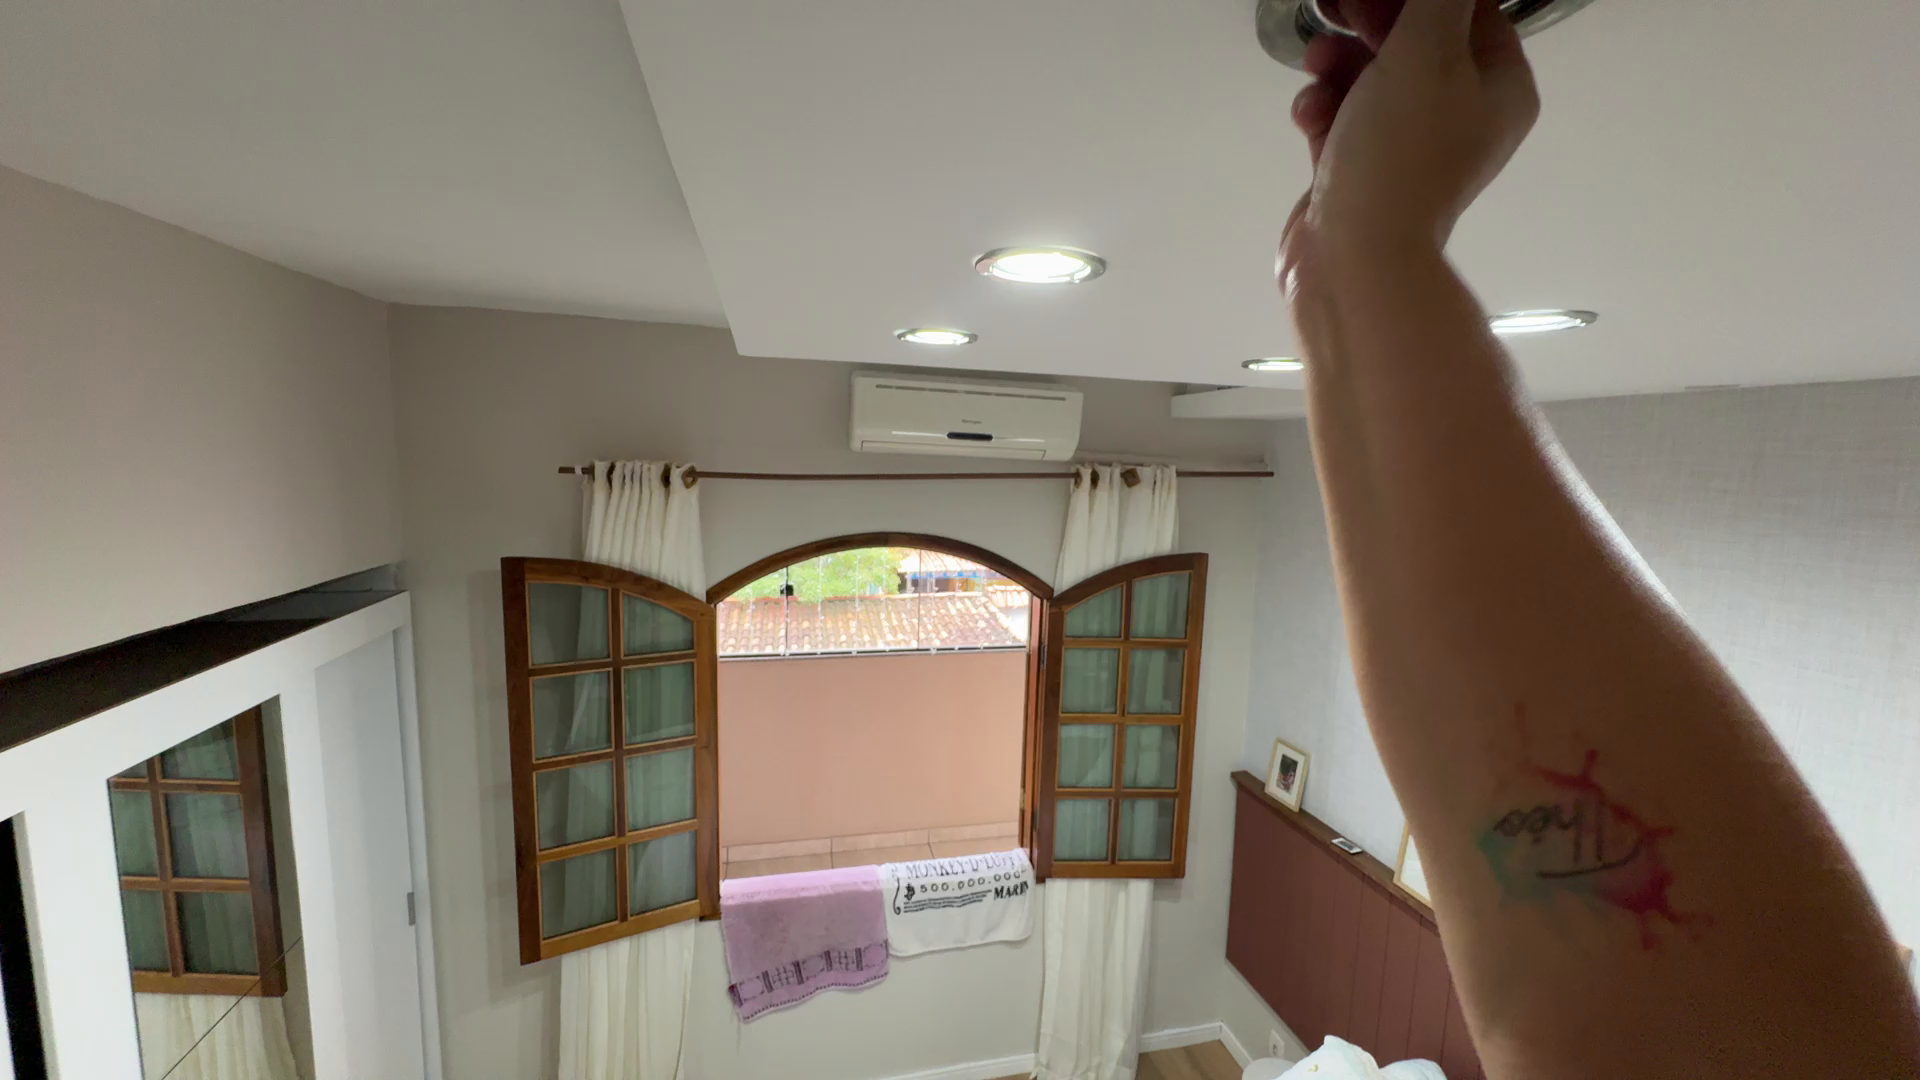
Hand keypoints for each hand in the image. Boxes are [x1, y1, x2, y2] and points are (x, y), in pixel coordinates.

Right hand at [1282, 0, 1538, 266]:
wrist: (1351, 261)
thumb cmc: (1397, 156)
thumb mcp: (1426, 53)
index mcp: (1497, 90)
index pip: (1470, 13)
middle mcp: (1455, 119)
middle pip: (1415, 46)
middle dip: (1371, 23)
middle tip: (1333, 5)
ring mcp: (1401, 152)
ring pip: (1370, 86)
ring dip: (1338, 66)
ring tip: (1314, 60)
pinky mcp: (1353, 178)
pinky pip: (1341, 127)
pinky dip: (1323, 112)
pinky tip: (1306, 112)